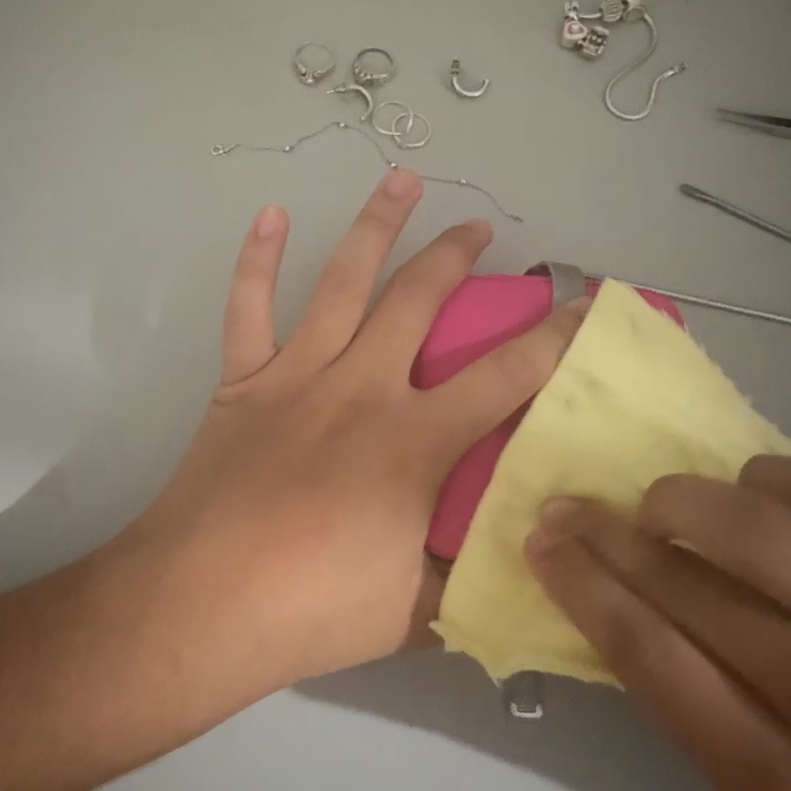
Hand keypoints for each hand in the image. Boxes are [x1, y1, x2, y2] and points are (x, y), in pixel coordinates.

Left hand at [118, 169, 587, 687]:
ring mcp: (297, 375)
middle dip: (456, 255)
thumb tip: (517, 562)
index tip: (588, 299)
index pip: (507, 375)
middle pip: (419, 300)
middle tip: (480, 226)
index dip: (555, 335)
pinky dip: (257, 259)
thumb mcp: (418, 610)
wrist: (201, 605)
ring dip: (375, 226)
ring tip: (401, 180)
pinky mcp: (243, 380)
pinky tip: (270, 212)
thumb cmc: (313, 610)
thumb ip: (472, 577)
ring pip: (342, 282)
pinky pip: (248, 308)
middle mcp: (361, 388)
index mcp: (414, 440)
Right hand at [525, 457, 790, 790]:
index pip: (653, 659)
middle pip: (691, 591)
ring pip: (758, 529)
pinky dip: (768, 479)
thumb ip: (692, 709)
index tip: (541, 544)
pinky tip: (748, 492)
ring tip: (656, 503)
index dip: (584, 588)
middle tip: (565, 505)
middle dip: (608, 537)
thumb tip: (607, 597)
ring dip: (682, 500)